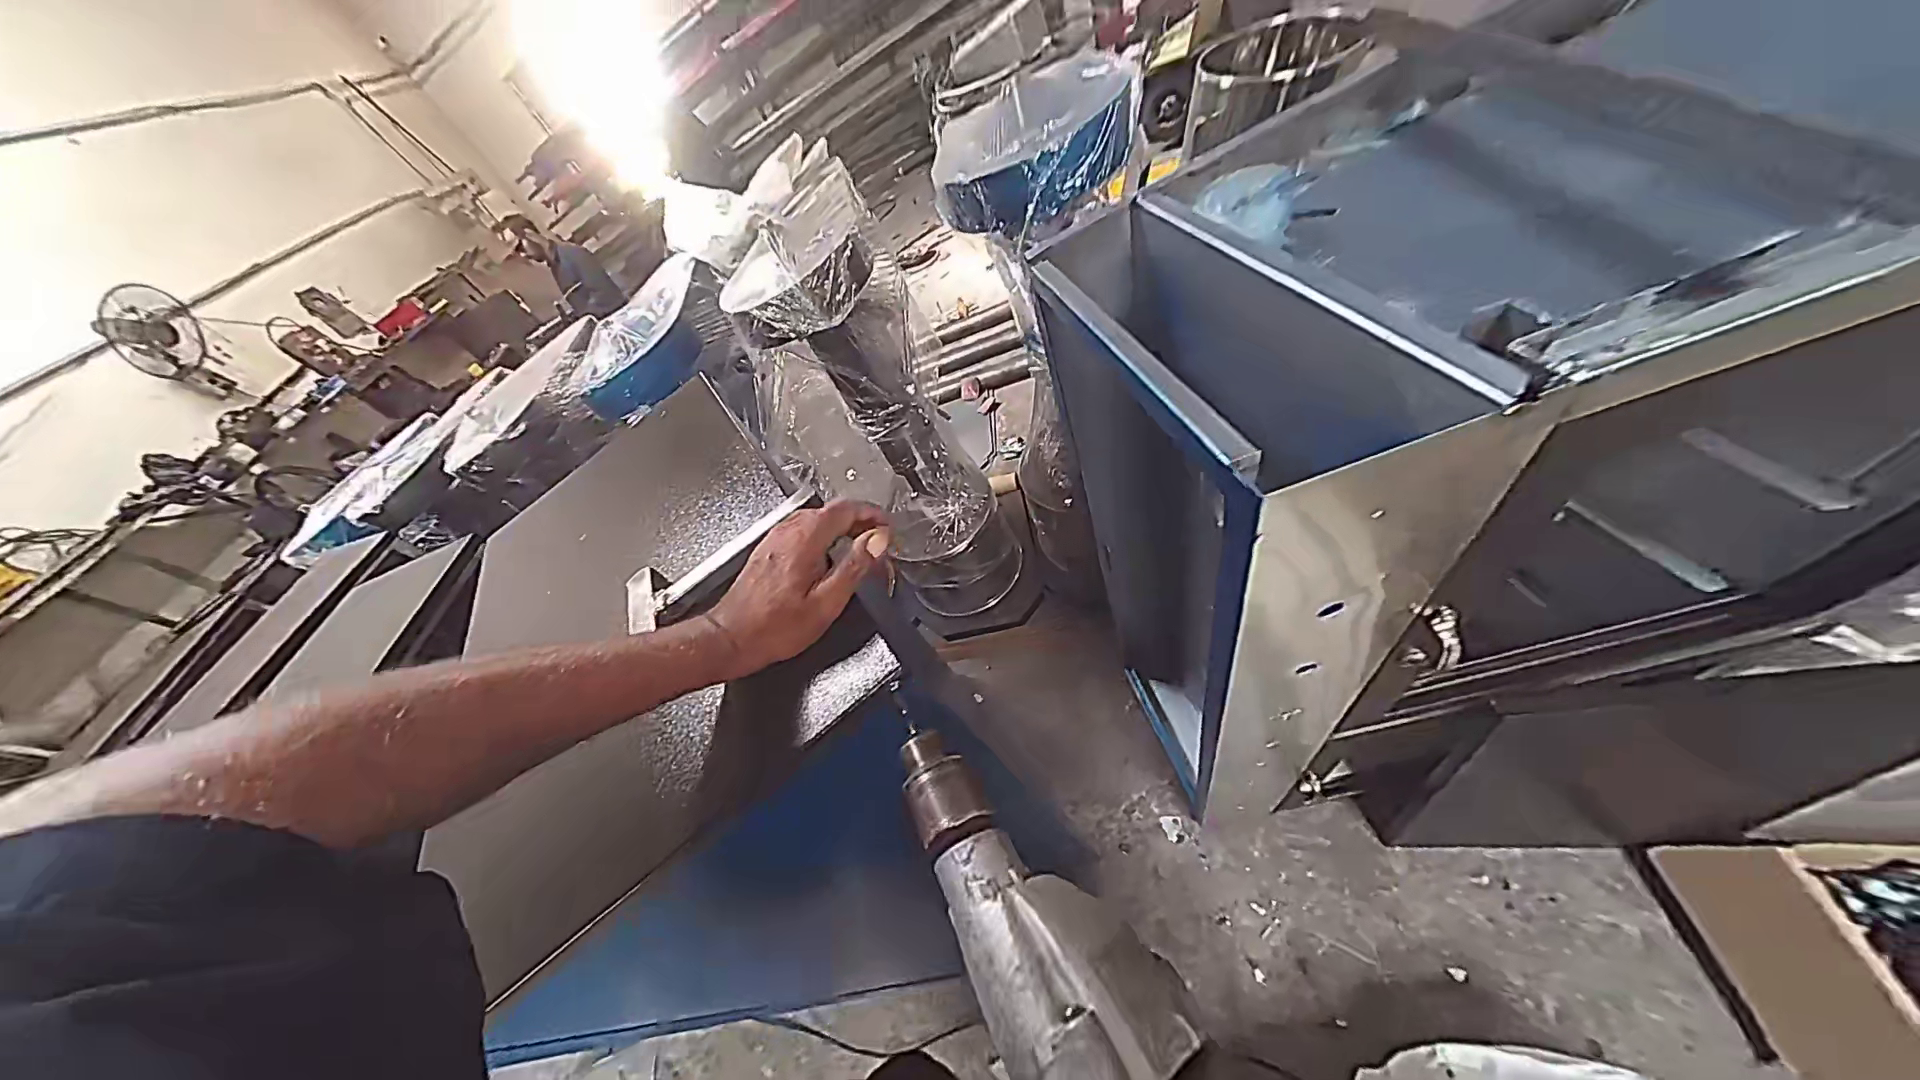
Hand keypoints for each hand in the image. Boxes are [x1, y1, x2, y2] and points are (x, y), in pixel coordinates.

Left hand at [700, 500, 890, 677]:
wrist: (731, 638)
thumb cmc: (772, 628)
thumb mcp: (827, 603)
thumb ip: (855, 567)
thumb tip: (876, 542)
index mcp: (805, 539)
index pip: (846, 509)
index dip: (872, 514)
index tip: (886, 527)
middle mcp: (787, 532)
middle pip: (831, 511)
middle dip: (859, 520)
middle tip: (877, 538)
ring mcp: (775, 539)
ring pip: (816, 519)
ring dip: (841, 528)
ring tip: (859, 546)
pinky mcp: (768, 550)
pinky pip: (802, 531)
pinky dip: (823, 537)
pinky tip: (830, 557)